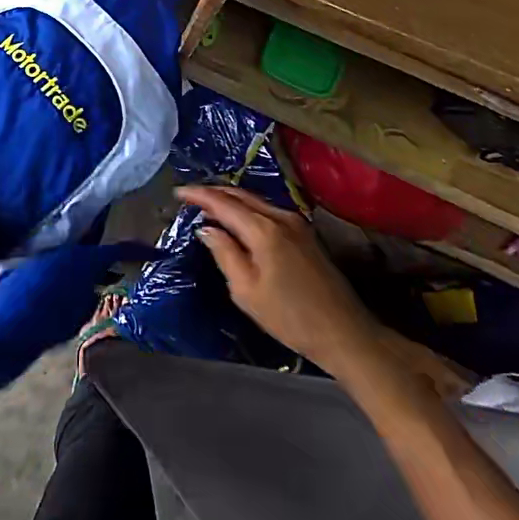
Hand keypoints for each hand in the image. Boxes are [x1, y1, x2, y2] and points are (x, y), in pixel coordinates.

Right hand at [180, 185, 389, 380]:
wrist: (340, 328)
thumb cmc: (288, 315)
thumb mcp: (246, 289)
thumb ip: (225, 252)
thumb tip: (206, 227)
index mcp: (264, 229)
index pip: (225, 203)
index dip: (200, 195)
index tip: (178, 192)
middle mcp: (282, 217)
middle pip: (242, 196)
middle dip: (215, 193)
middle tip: (190, 196)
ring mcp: (297, 223)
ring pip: (257, 202)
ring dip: (232, 200)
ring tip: (208, 205)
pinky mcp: (305, 233)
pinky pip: (269, 211)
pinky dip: (248, 210)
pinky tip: (238, 219)